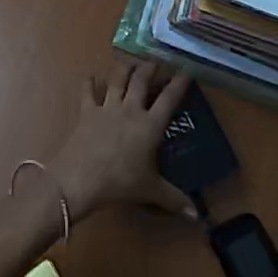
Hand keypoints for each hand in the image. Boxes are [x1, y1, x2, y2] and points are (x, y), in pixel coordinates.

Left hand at [48, 61, 196, 221]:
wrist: (81, 178)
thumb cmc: (121, 182)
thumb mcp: (151, 191)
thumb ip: (174, 200)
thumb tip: (196, 215)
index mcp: (150, 126)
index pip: (169, 100)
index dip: (178, 84)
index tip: (185, 71)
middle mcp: (129, 110)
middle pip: (140, 82)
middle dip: (149, 69)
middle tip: (154, 62)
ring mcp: (106, 108)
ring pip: (116, 81)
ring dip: (124, 69)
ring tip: (129, 61)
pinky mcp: (85, 112)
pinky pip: (87, 92)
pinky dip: (88, 82)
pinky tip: (89, 74)